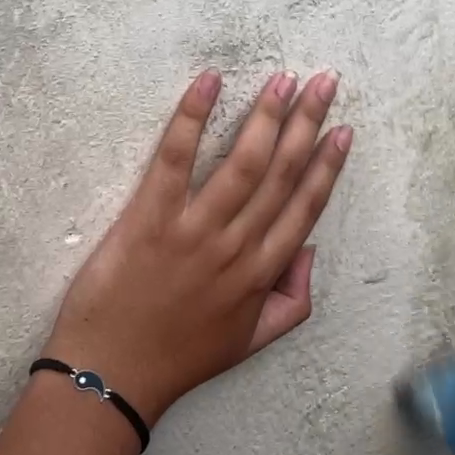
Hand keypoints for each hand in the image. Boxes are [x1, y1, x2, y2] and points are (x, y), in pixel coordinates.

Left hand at [41, 69, 352, 423]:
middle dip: (307, 123)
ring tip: (283, 79)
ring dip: (266, 115)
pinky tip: (208, 82)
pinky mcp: (150, 218)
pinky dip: (192, 117)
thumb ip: (292, 301)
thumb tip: (311, 250)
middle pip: (281, 174)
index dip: (328, 166)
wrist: (112, 375)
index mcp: (261, 273)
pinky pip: (176, 159)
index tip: (343, 130)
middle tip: (323, 82)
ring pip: (242, 163)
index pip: (306, 207)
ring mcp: (195, 231)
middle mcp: (237, 247)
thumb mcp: (249, 342)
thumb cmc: (177, 357)